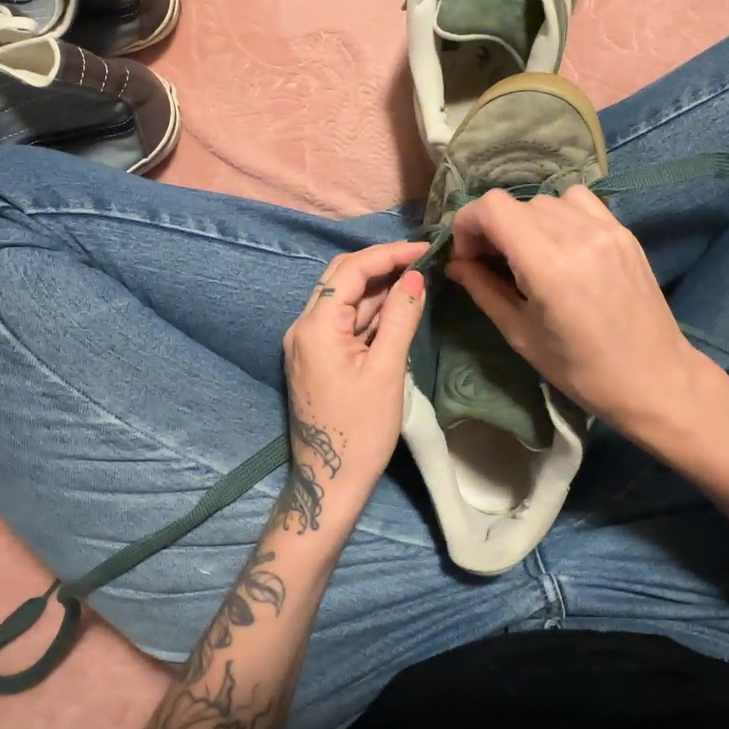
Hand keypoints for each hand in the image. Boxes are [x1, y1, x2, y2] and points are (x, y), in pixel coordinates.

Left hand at [279, 241, 428, 527]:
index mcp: (315, 326)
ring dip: (377, 287)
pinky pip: (343, 321)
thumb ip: (400, 317)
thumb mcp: (387, 370)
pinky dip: (370, 311)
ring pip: (343, 299)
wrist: (331, 480)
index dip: (389, 254)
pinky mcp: (315, 357)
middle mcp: (303, 327)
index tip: (425, 249)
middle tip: (422, 259)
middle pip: (341, 277)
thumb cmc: (362, 429)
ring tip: (417, 276)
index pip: (351, 270)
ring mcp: (306, 343)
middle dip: (381, 263)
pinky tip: (398, 306)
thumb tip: (414, 277)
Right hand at [444, 187, 713, 438]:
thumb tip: (455, 263)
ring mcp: (605, 229)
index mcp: (547, 264)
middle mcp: (576, 235)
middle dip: (492, 228)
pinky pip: (580, 202)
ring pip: (546, 200)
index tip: (467, 257)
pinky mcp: (623, 232)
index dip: (467, 224)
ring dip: (525, 222)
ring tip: (528, 256)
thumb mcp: (520, 334)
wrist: (654, 379)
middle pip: (515, 203)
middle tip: (491, 264)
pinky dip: (559, 215)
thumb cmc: (580, 370)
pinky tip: (561, 246)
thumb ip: (483, 290)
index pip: (492, 208)